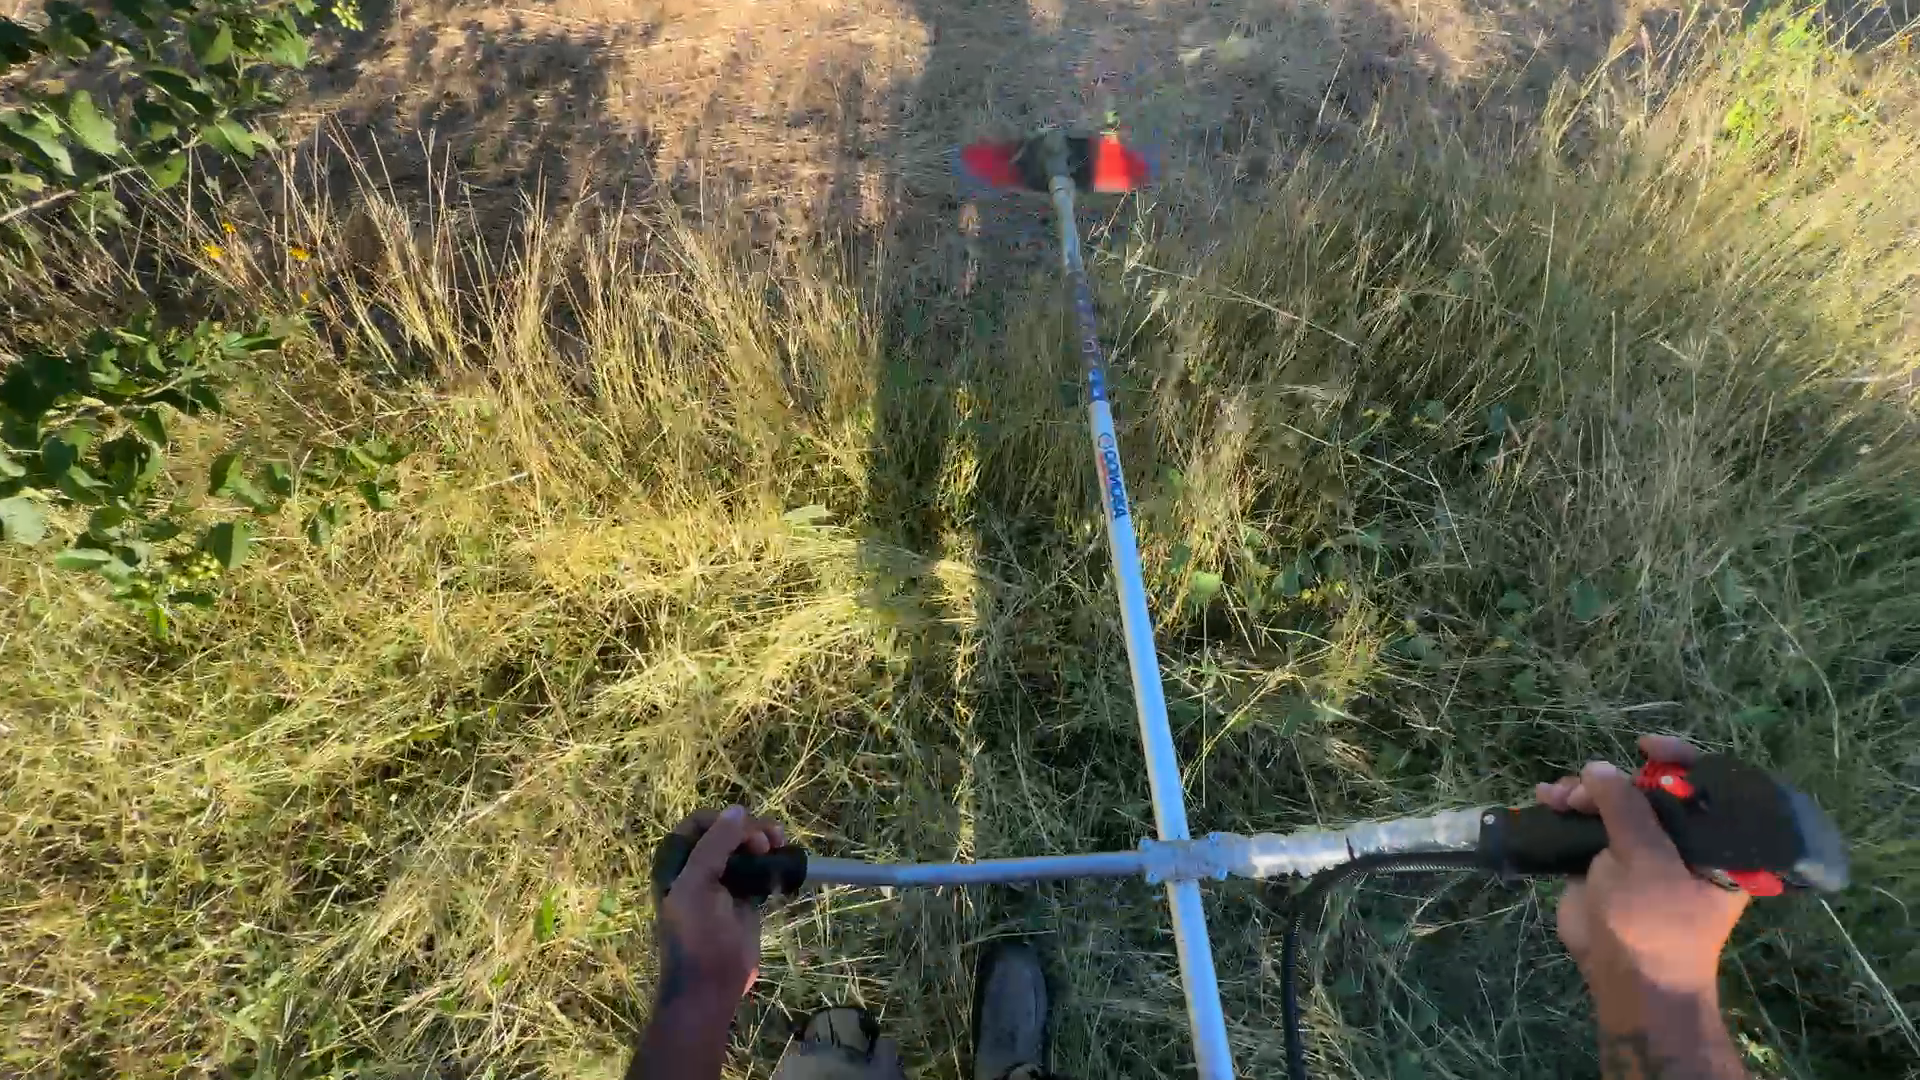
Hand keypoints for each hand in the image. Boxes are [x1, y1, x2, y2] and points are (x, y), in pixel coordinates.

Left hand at [655, 805, 785, 1012]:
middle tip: (770, 841)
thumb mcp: (697, 885)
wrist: (710, 986)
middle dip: (750, 828)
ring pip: (745, 847)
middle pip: (726, 831)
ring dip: (764, 839)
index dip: (723, 820)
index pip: (698, 823)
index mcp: (676, 864)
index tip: (744, 831)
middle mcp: (697, 869)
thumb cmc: (697, 935)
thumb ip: (715, 845)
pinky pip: (758, 867)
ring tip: (780, 844)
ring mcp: (722, 883)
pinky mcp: (743, 898)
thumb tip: (738, 810)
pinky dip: (771, 860)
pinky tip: (782, 861)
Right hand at [1535, 735, 1751, 1078]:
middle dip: (1610, 781)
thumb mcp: (1648, 862)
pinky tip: (1544, 798)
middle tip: (1585, 793)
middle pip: (1645, 791)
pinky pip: (1582, 819)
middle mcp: (1678, 843)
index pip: (1708, 792)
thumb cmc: (1657, 922)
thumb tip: (1598, 767)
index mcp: (1715, 848)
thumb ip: (1627, 811)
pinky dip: (1562, 804)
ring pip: (1608, 801)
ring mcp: (1636, 850)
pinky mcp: (1599, 857)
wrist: (1624, 971)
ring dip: (1579, 791)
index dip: (1682, 762)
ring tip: (1558, 799)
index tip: (1646, 745)